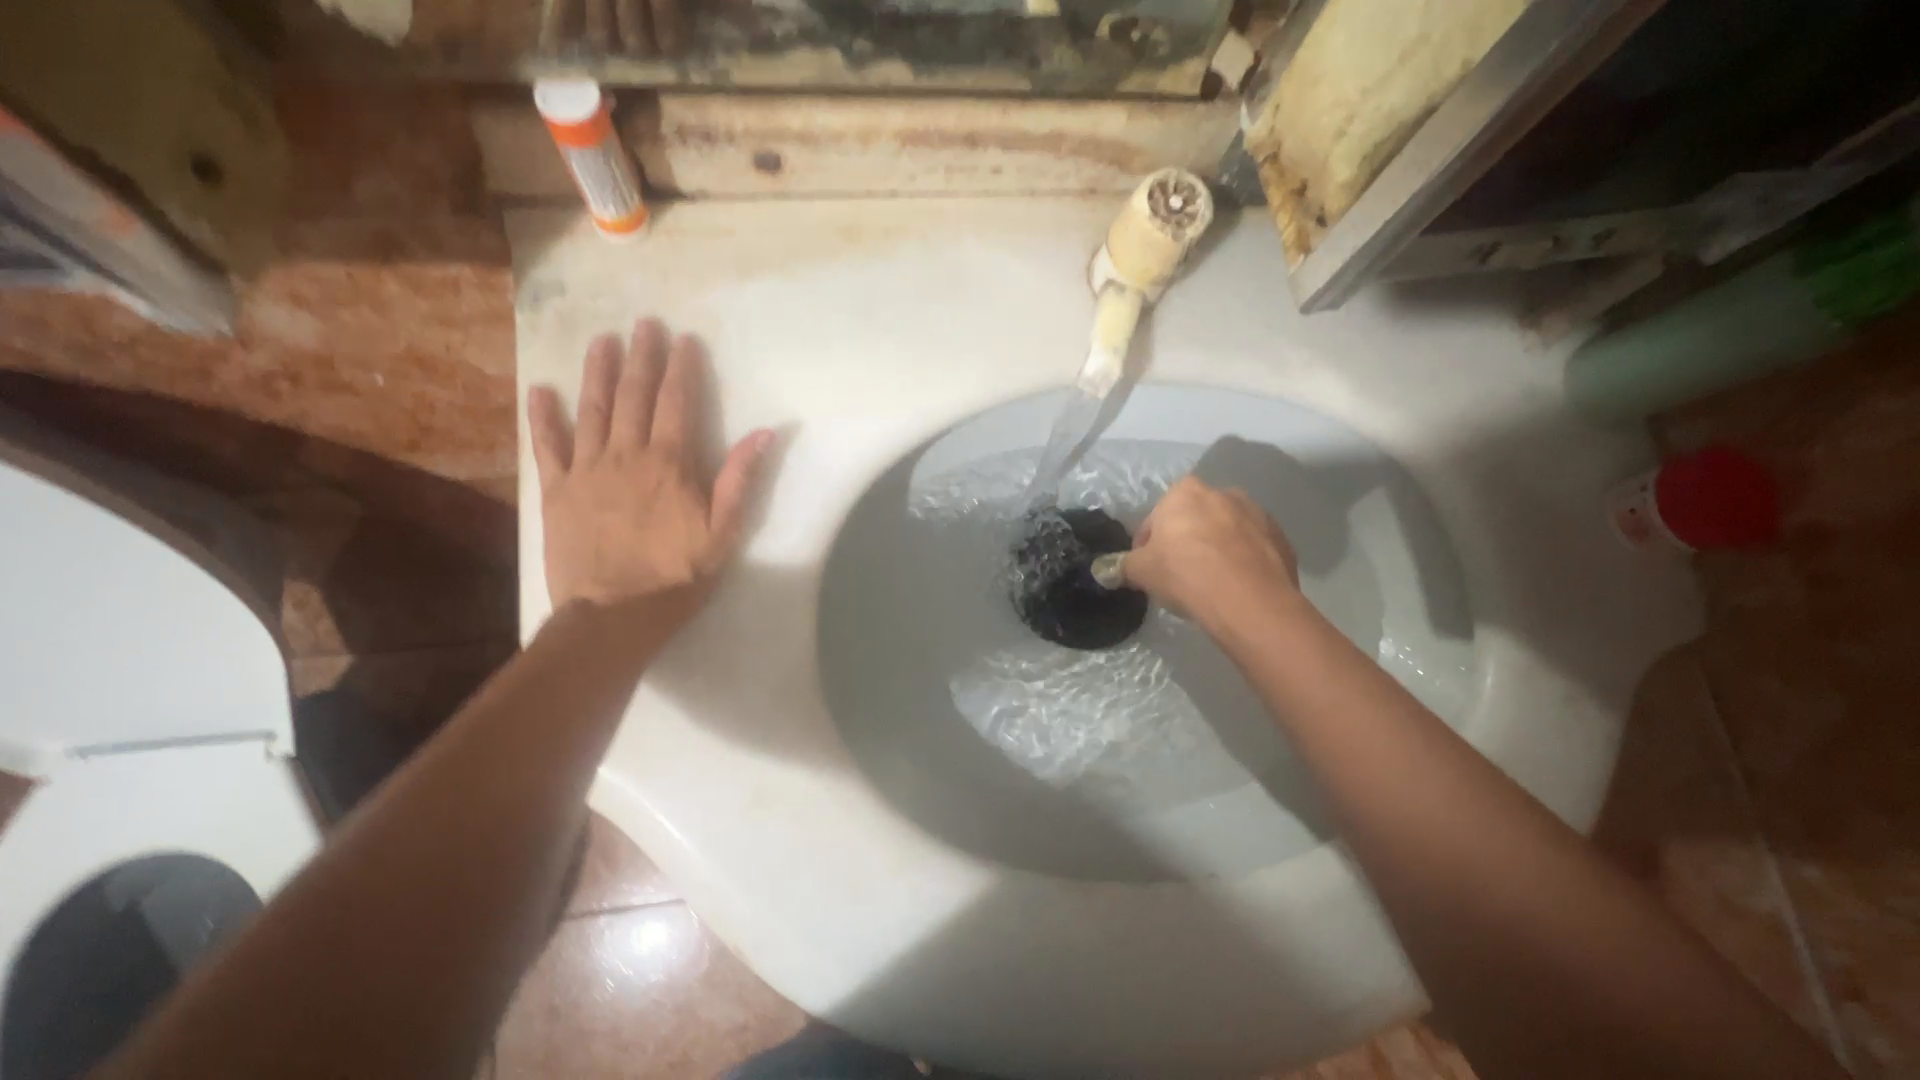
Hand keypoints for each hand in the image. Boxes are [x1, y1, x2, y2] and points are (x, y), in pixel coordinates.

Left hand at [527, 319, 773, 621]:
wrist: (613, 616)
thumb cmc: (675, 578)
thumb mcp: (723, 534)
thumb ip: (739, 479)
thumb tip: (764, 431)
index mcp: (668, 464)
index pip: (677, 403)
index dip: (681, 368)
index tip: (683, 339)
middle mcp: (625, 455)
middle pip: (633, 396)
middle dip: (641, 357)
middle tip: (643, 324)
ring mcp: (585, 470)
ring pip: (591, 410)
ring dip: (597, 373)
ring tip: (601, 341)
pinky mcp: (556, 492)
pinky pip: (546, 447)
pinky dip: (542, 418)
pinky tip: (540, 391)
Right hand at [1121, 476, 1300, 627]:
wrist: (1248, 600)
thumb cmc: (1185, 574)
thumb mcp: (1141, 572)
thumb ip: (1123, 566)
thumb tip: (1107, 569)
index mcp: (1185, 492)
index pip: (1157, 516)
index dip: (1149, 544)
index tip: (1150, 568)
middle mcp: (1223, 493)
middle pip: (1195, 519)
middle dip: (1187, 541)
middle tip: (1180, 575)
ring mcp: (1258, 514)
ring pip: (1228, 532)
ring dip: (1218, 549)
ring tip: (1211, 583)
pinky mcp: (1281, 538)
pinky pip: (1254, 549)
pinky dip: (1244, 563)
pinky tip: (1236, 588)